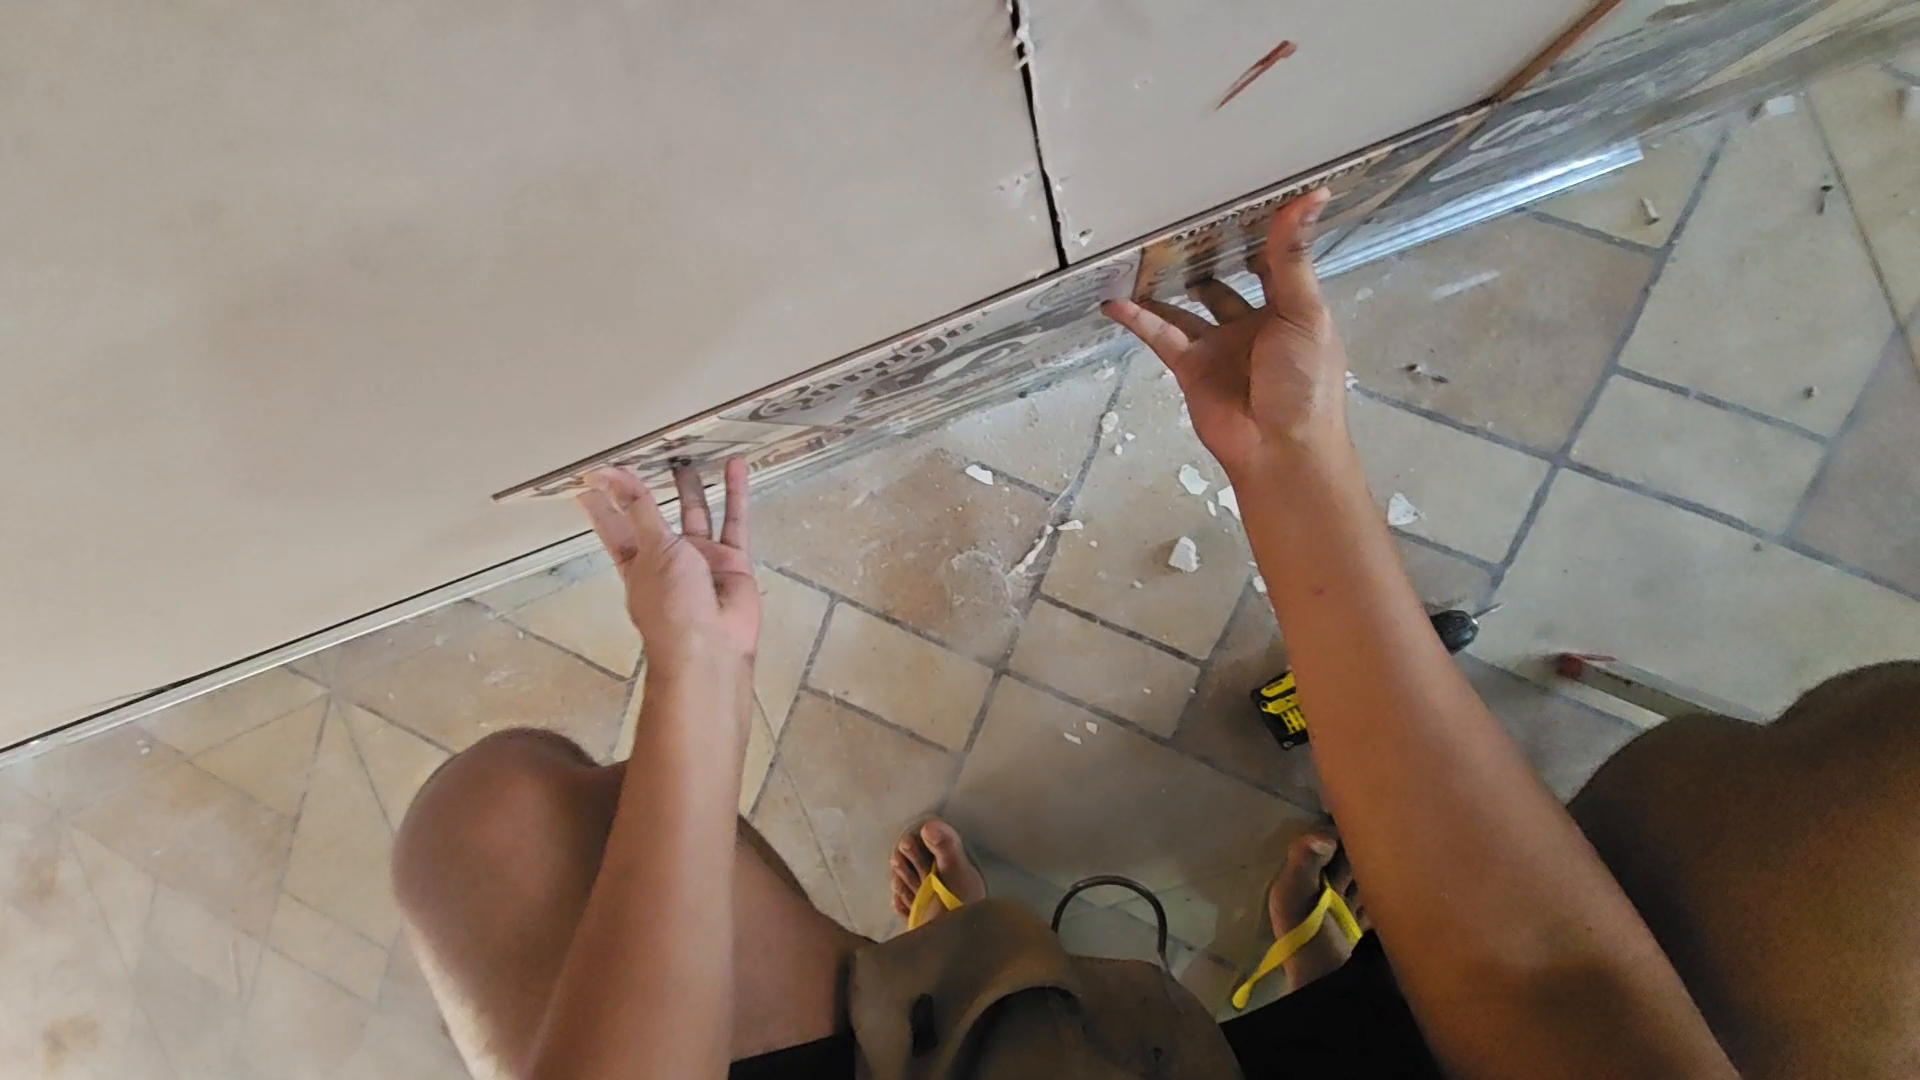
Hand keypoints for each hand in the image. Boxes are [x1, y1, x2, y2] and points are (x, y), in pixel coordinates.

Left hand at [576, 457, 760, 665]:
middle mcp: (669, 559)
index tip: (592, 480)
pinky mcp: (734, 561)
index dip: (605, 506)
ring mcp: (703, 560)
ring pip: (698, 515)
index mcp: (638, 563)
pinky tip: (737, 467)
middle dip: (653, 492)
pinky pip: (735, 522)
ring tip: (689, 456)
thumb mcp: (651, 550)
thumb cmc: (672, 604)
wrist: (712, 645)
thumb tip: (608, 476)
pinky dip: (736, 494)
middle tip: (649, 458)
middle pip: (658, 518)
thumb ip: (638, 508)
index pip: (616, 528)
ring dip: (694, 488)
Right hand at [1103, 189, 1349, 478]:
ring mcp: (1217, 347)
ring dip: (1164, 286)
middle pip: (1222, 282)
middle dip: (1204, 258)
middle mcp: (1251, 324)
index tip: (1236, 199)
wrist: (1279, 448)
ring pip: (1184, 308)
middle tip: (1179, 224)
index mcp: (1289, 307)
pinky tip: (1115, 302)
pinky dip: (1137, 320)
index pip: (1270, 261)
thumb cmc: (1304, 381)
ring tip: (1140, 255)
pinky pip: (1160, 336)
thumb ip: (1292, 258)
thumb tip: (1311, 195)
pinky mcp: (1188, 368)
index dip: (1256, 233)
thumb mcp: (1304, 311)